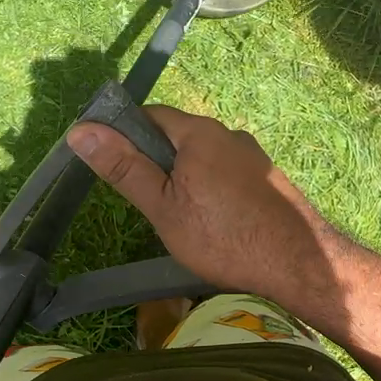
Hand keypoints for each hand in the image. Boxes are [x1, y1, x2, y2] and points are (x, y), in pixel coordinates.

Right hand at [66, 106, 345, 313]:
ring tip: (185, 221)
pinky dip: (216, 194)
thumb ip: (125, 168)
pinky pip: (231, 179)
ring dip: (190, 181)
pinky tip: (218, 225)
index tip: (113, 165)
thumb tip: (81, 130)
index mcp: (201, 132)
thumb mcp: (163, 206)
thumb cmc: (224, 237)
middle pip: (181, 139)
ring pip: (208, 162)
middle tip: (150, 204)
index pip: (152, 116)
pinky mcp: (272, 183)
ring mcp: (256, 159)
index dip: (126, 136)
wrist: (299, 264)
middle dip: (160, 164)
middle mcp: (231, 136)